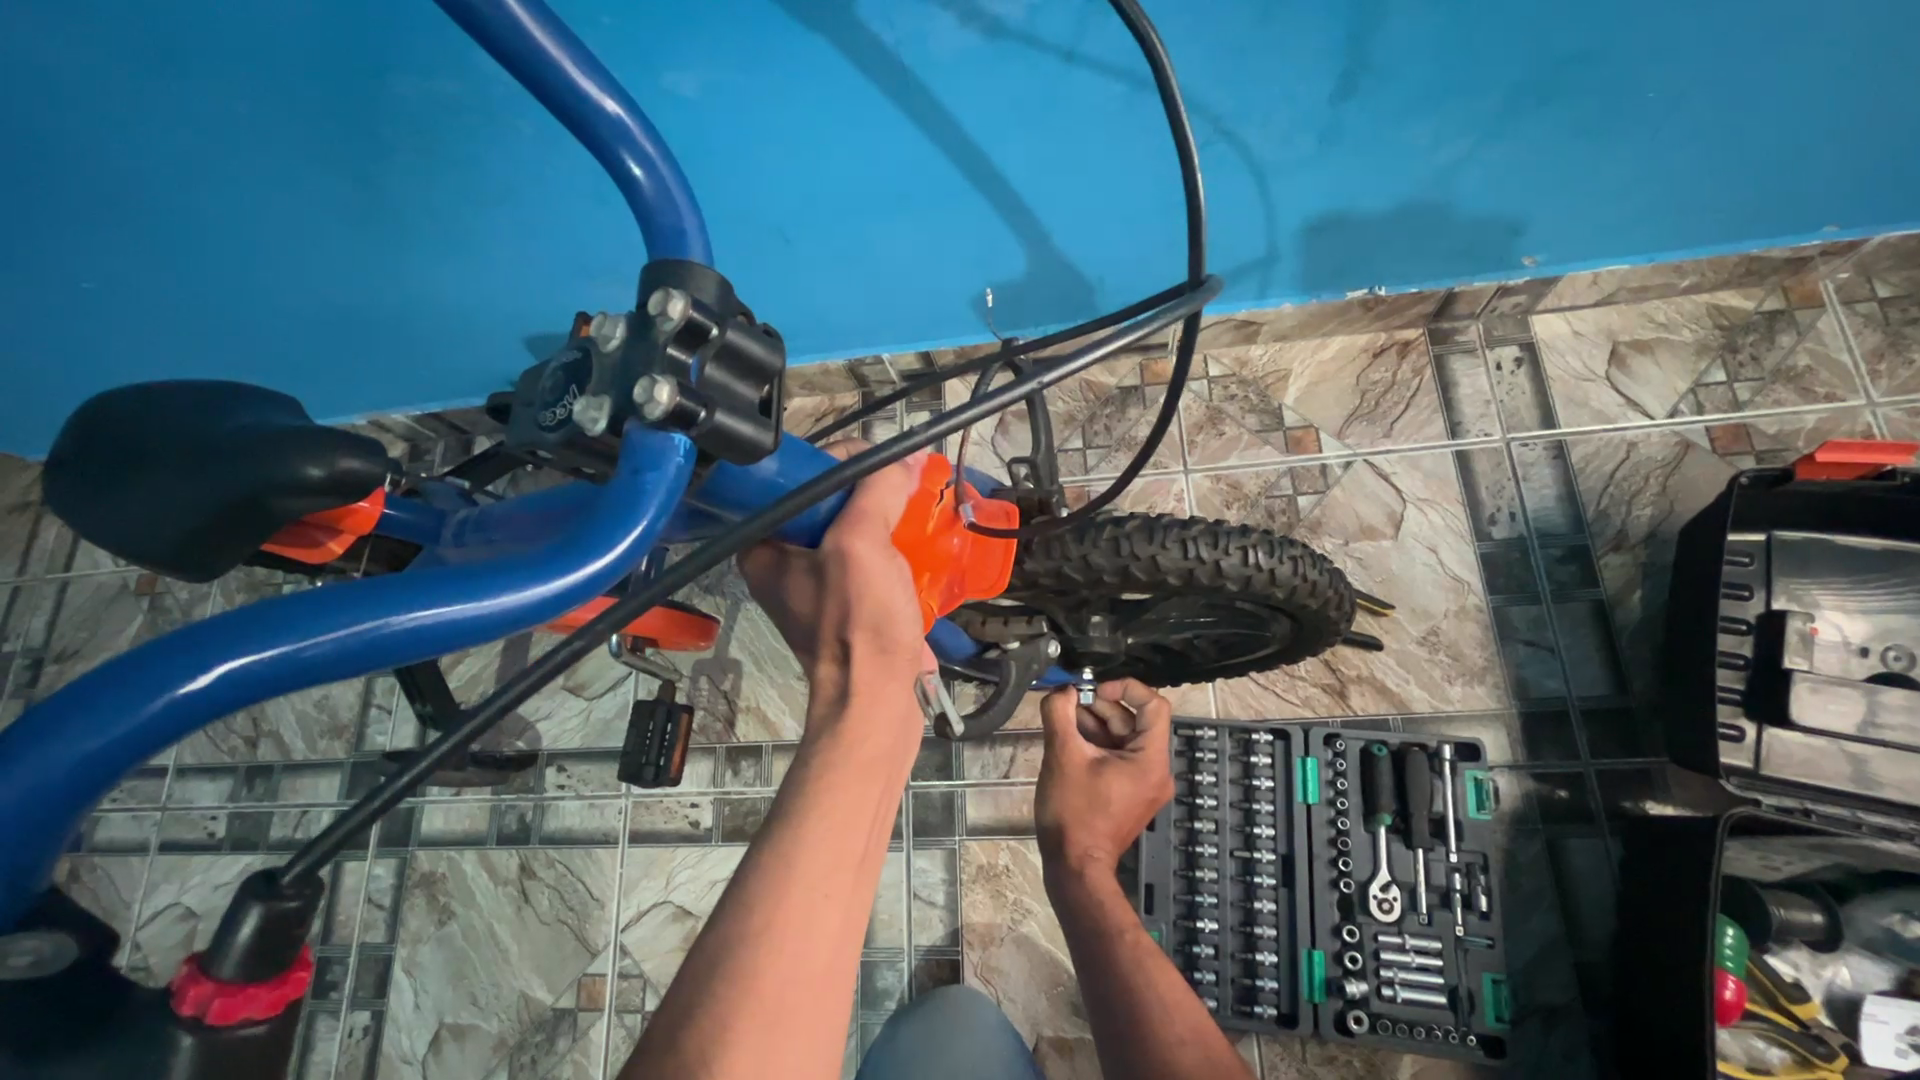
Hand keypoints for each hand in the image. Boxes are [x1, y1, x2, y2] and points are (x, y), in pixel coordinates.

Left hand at [738, 440, 936, 722]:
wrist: (875, 700)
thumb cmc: (858, 622)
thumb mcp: (862, 544)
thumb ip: (877, 491)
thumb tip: (904, 458)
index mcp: (764, 546)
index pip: (796, 479)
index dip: (838, 461)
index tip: (880, 457)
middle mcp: (782, 564)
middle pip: (826, 504)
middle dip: (868, 488)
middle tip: (903, 478)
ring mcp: (814, 588)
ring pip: (850, 532)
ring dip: (884, 517)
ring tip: (916, 501)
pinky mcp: (845, 607)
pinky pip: (867, 561)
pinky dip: (891, 547)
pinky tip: (918, 540)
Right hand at [1036, 679, 1174, 879]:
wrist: (1075, 868)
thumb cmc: (1073, 812)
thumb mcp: (1062, 755)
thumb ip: (1060, 713)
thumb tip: (1062, 690)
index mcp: (1151, 760)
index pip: (1154, 705)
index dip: (1125, 688)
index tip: (1093, 691)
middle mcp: (1156, 771)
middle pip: (1135, 720)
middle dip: (1101, 707)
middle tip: (1069, 705)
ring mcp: (1144, 785)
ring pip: (1123, 738)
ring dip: (1095, 724)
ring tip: (1063, 722)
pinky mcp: (1129, 794)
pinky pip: (1118, 757)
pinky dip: (1096, 745)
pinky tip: (1069, 741)